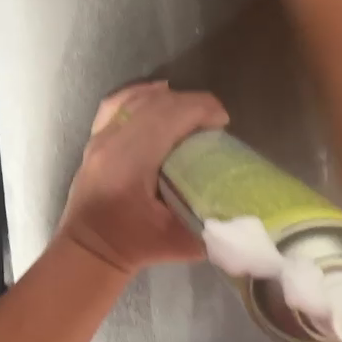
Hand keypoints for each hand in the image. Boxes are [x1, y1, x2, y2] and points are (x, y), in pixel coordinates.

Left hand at [55, 82, 229, 274]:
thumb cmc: (135, 245)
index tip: (223, 121)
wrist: (90, 248)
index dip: (200, 109)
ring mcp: (99, 138)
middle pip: (154, 104)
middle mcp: (111, 142)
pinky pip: (117, 104)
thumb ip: (216, 225)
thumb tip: (251, 211)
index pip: (168, 117)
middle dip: (190, 103)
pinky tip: (160, 93)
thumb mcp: (182, 240)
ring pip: (135, 100)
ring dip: (169, 99)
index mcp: (130, 162)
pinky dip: (140, 94)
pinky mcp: (94, 140)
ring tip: (193, 112)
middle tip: (215, 121)